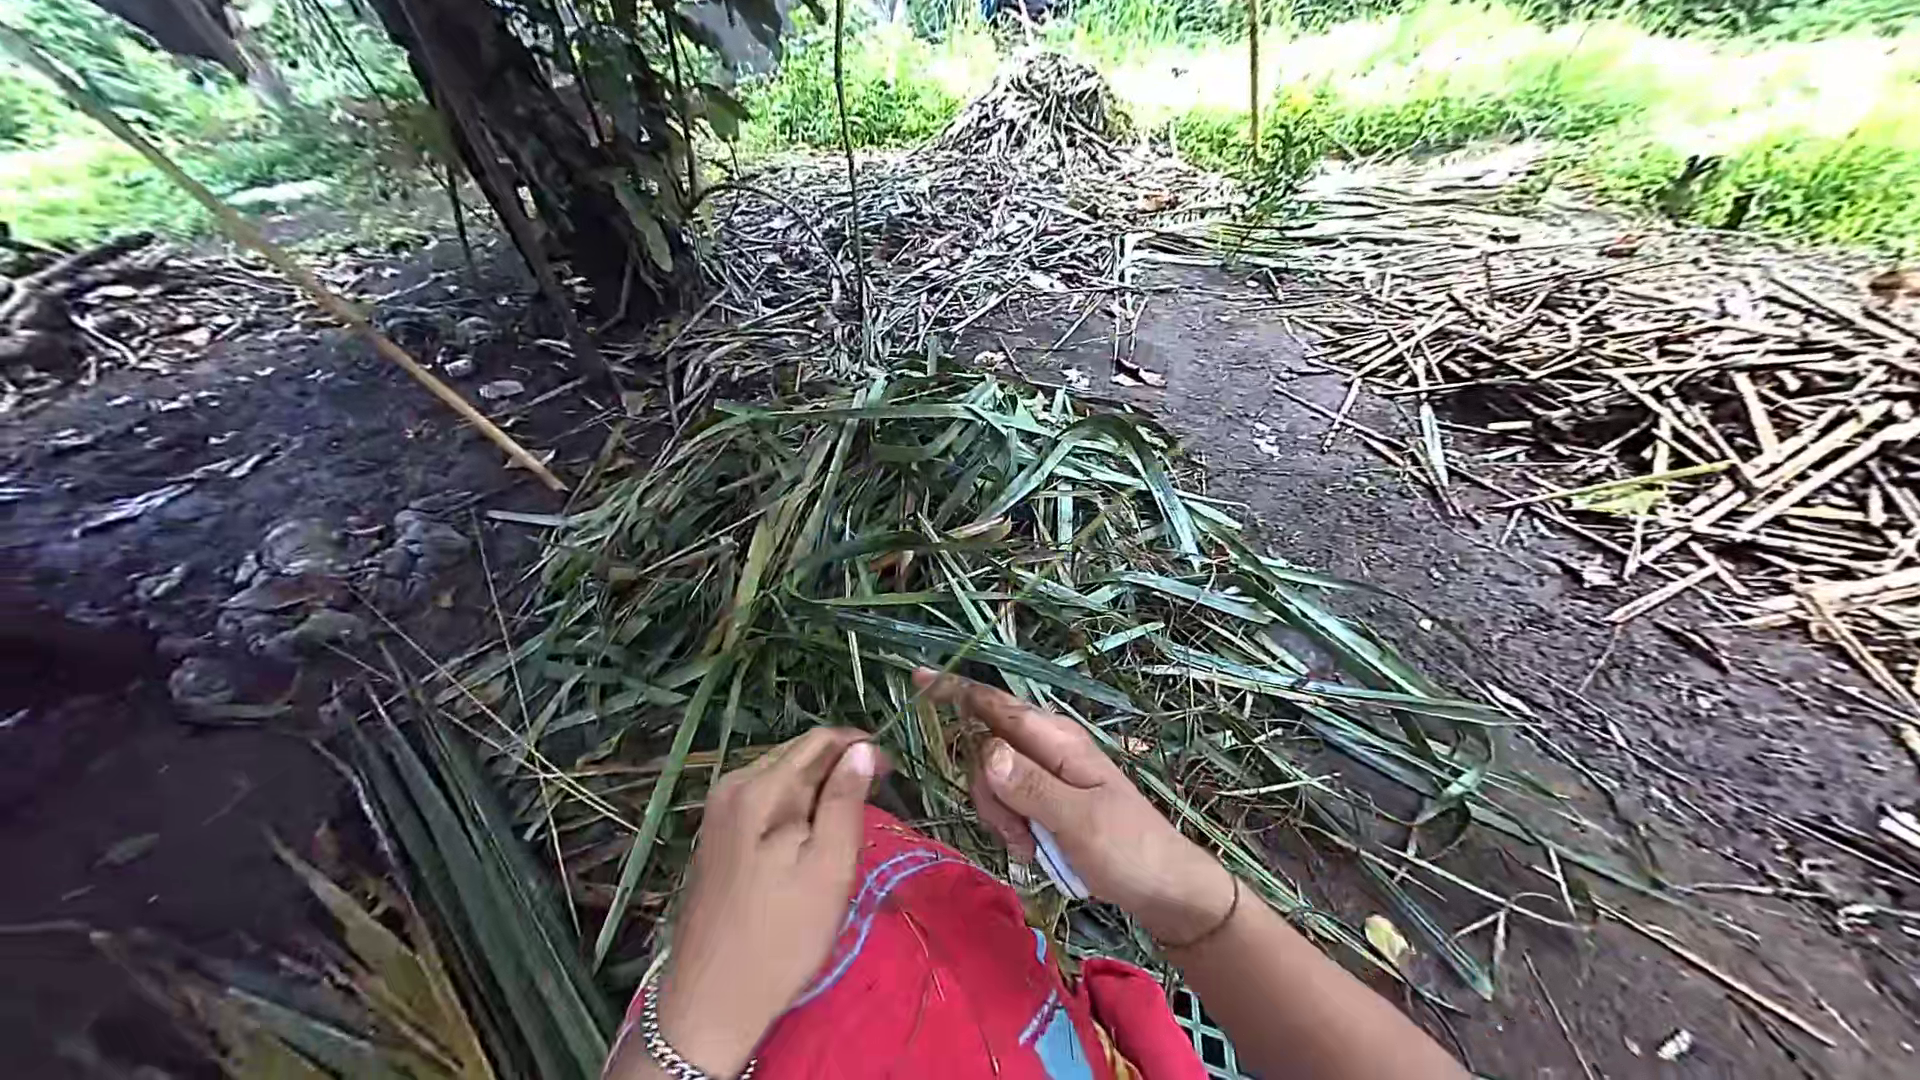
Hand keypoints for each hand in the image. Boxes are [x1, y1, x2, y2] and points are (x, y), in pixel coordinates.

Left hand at [654, 729, 876, 1076]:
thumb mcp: (829, 865)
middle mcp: (733, 786)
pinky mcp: (717, 835)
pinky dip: (796, 811)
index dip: (859, 748)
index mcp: (758, 788)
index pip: (819, 740)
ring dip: (818, 794)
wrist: (708, 1006)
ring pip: (784, 779)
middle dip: (838, 773)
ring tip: (840, 833)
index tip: (888, 774)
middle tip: (867, 813)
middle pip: (799, 757)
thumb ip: (845, 798)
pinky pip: (766, 802)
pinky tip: (807, 845)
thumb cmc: (781, 936)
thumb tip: (863, 748)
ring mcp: (719, 811)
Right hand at [914, 668, 1234, 944]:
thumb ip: (1030, 786)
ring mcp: (1044, 771)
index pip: (995, 705)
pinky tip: (1035, 850)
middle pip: (983, 750)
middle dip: (988, 794)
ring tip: (1033, 847)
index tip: (918, 679)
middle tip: (1018, 834)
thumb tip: (984, 751)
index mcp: (1055, 738)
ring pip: (991, 780)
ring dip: (1001, 817)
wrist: (1163, 888)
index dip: (955, 690)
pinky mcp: (1043, 797)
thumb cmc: (1128, 848)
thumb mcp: (1079, 820)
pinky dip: (1011, 828)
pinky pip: (1006, 802)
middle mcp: (1045, 746)